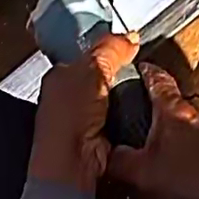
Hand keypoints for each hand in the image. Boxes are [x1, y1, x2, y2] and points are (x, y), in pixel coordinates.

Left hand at [29, 34, 138, 191]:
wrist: (74, 161)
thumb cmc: (67, 119)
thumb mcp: (93, 69)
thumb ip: (111, 49)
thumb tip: (129, 37)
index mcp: (60, 76)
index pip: (86, 55)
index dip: (107, 50)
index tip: (127, 46)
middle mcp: (69, 99)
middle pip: (102, 80)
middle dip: (120, 77)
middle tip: (136, 72)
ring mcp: (85, 121)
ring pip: (113, 102)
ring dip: (126, 100)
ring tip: (138, 95)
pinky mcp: (101, 140)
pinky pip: (121, 122)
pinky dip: (129, 119)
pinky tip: (135, 116)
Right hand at [108, 65, 198, 198]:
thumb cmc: (186, 184)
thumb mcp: (141, 173)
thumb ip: (119, 160)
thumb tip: (105, 154)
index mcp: (173, 112)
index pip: (158, 80)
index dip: (144, 71)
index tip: (136, 67)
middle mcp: (194, 119)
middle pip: (169, 104)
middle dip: (150, 106)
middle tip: (131, 110)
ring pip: (180, 127)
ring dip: (164, 131)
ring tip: (144, 143)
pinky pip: (190, 147)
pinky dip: (177, 151)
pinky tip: (168, 168)